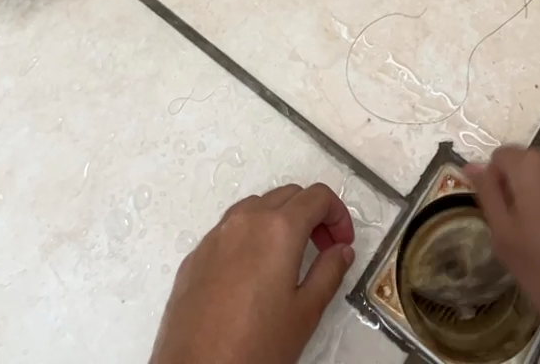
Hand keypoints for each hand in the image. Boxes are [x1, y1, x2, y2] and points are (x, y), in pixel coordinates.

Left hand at [150, 183, 356, 363]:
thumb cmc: (255, 346)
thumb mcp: (305, 313)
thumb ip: (329, 273)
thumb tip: (340, 251)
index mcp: (279, 229)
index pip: (318, 196)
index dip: (338, 214)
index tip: (342, 242)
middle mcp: (246, 220)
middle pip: (289, 194)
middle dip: (312, 214)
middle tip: (323, 249)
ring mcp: (217, 234)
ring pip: (257, 205)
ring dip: (280, 218)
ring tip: (289, 258)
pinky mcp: (197, 253)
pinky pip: (230, 228)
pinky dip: (251, 235)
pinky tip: (254, 273)